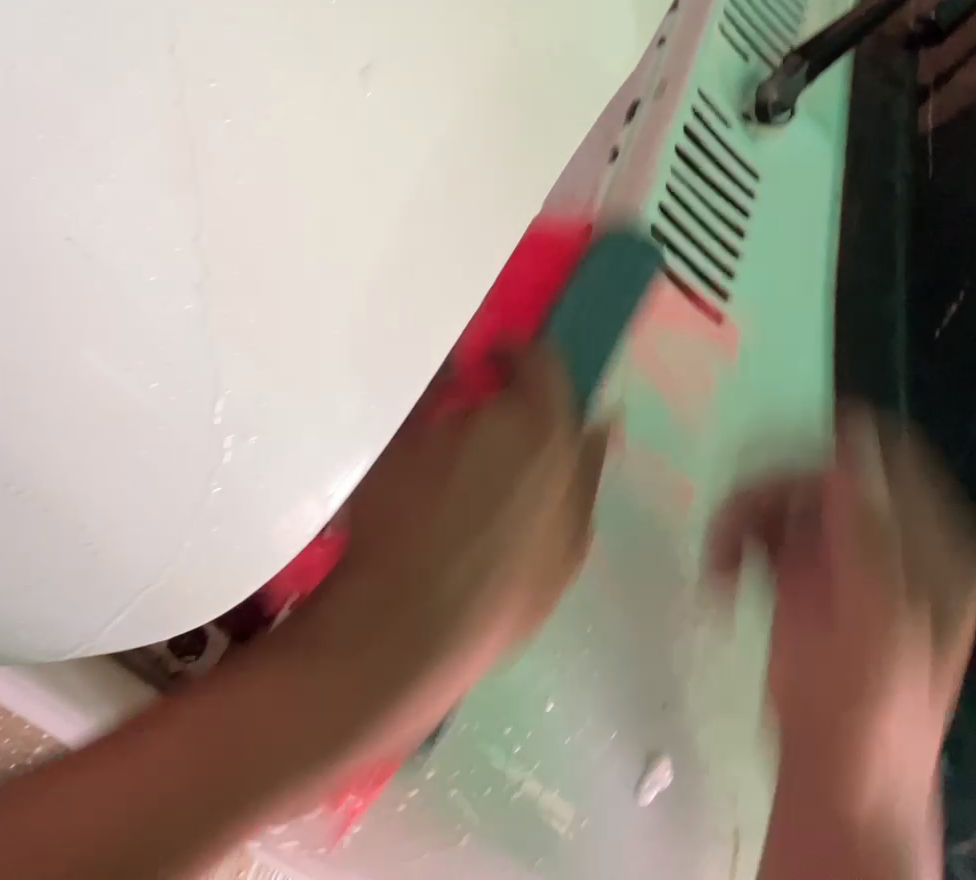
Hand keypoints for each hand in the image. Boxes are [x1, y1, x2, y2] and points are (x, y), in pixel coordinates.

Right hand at [316, 345, 610, 701]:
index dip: (515, 351)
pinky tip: (502, 525)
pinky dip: (543, 506)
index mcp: (535, 423)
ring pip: (574, 472)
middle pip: (570, 415)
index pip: (543, 363)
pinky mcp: (566, 573)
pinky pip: (564, 519)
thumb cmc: (399, 518)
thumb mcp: (401, 438)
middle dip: (536, 404)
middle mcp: (572, 468)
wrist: (410, 625)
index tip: (486, 357)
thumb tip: (458, 370)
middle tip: (492, 412)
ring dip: (545, 456)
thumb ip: (436, 393)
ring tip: (500, 468)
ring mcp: (576, 526)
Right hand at [707, 407, 975, 822]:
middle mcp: (883, 533)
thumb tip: (845, 454)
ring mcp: (836, 550)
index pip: (882, 453)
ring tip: (716, 561)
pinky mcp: (794, 570)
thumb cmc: (873, 706)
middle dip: (765, 490)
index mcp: (928, 539)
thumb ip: (870, 538)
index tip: (763, 451)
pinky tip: (718, 575)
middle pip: (815, 469)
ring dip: (738, 517)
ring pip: (777, 494)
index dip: (826, 443)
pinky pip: (755, 526)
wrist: (839, 768)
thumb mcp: (881, 622)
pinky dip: (729, 541)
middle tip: (727, 524)